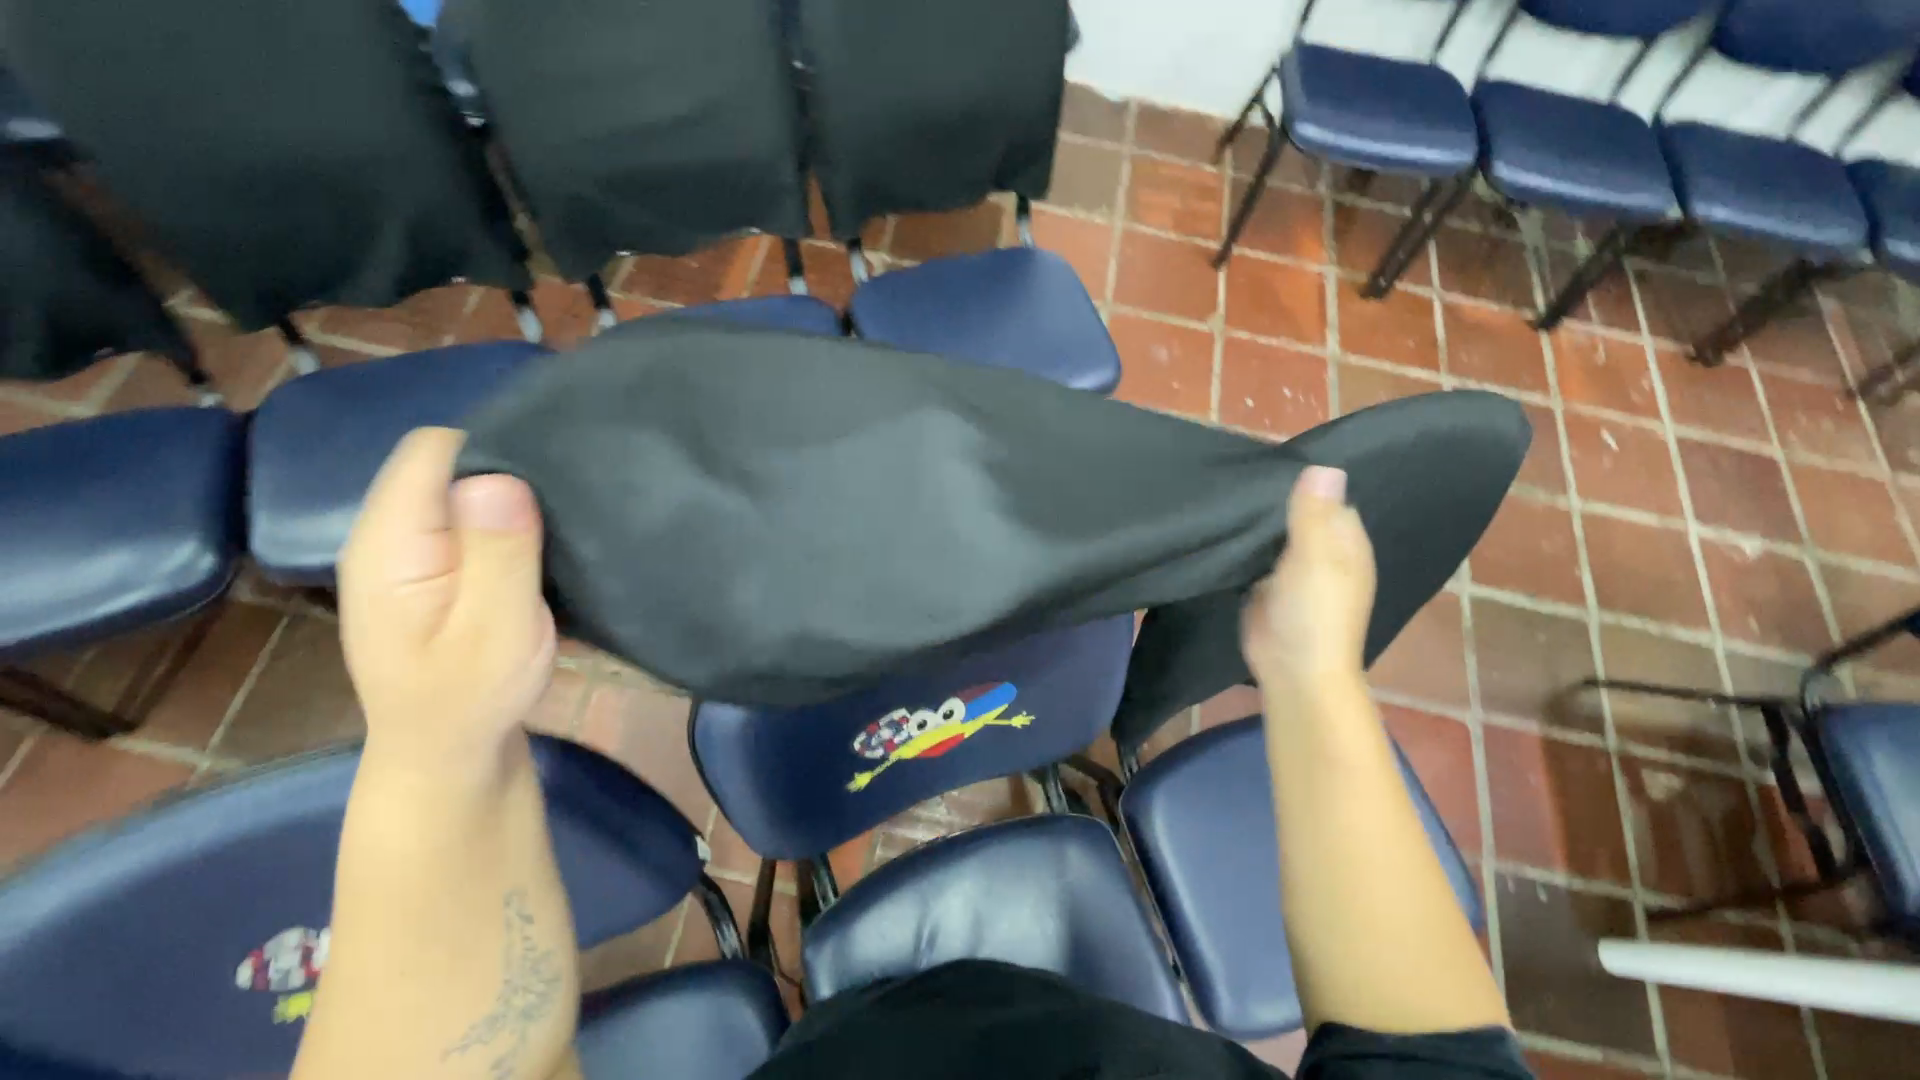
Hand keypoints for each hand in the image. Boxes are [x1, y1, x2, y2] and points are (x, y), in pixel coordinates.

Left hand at [338, 428, 556, 765]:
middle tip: (566, 506)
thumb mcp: (496, 629)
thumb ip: (497, 553)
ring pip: (458, 489)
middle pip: (446, 462)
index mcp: (390, 541)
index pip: (435, 449)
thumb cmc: (471, 698)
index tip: (552, 480)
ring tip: (560, 524)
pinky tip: (535, 549)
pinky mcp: (425, 568)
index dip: (497, 447)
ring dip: (510, 500)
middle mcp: (385, 534)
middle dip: (508, 472)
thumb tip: (499, 477)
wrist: (445, 755)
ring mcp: (403, 552)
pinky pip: (464, 518)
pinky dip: (503, 523)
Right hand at [1240, 465, 1375, 692]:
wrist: (1293, 671)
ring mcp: (1294, 573)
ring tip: (1227, 496)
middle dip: (1276, 503)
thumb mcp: (1315, 558)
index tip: (1271, 464)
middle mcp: (1324, 555)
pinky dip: (1243, 548)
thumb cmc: (1313, 614)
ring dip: (1257, 526)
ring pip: (1275, 537)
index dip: (1305, 484)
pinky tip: (1224, 532)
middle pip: (1299, 517)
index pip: (1329, 500)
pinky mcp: (1267, 588)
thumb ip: (1313, 515)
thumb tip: (1324, 467)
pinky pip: (1255, 559)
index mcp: (1346, 544)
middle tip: (1240, 476)